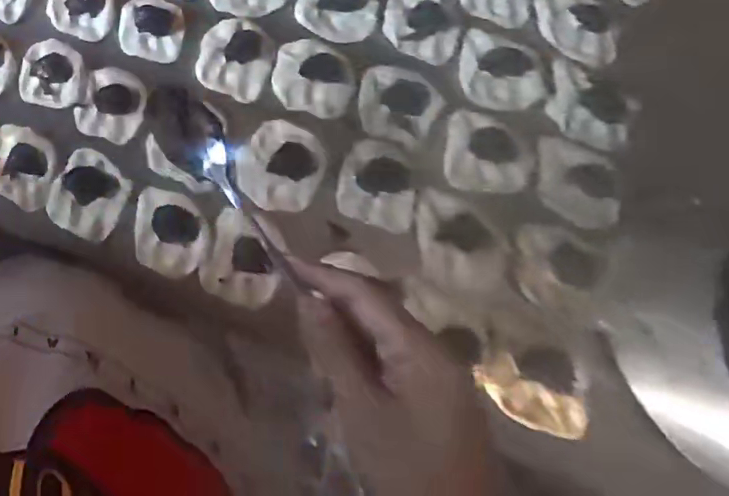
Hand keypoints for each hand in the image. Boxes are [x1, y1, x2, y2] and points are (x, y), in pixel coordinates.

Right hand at [288, 256, 502, 495]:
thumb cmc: (404, 466)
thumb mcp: (358, 406)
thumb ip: (332, 346)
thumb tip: (308, 297)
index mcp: (421, 349)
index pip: (366, 293)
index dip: (323, 274)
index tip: (284, 261)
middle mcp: (438, 352)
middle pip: (380, 305)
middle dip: (335, 293)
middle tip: (292, 287)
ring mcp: (444, 376)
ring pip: (387, 328)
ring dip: (348, 318)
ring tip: (310, 317)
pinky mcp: (442, 397)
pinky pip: (397, 352)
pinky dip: (365, 344)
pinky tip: (342, 354)